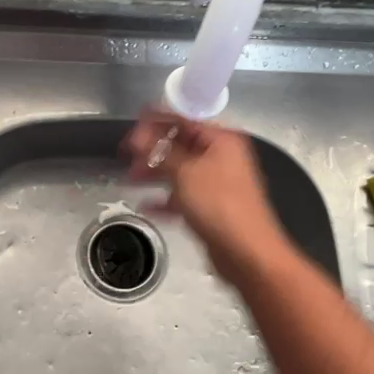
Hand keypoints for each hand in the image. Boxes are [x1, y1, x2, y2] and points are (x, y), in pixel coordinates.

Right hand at [123, 108, 291, 286]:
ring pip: (180, 170)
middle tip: (127, 155)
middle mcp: (222, 157)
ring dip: (156, 173)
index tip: (132, 127)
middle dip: (153, 150)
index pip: (183, 120)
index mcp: (221, 140)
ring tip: (131, 178)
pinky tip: (146, 205)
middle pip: (181, 145)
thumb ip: (160, 152)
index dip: (156, 122)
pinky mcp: (212, 206)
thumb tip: (138, 135)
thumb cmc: (218, 205)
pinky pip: (183, 194)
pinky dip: (165, 197)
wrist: (247, 252)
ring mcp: (218, 182)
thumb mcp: (185, 172)